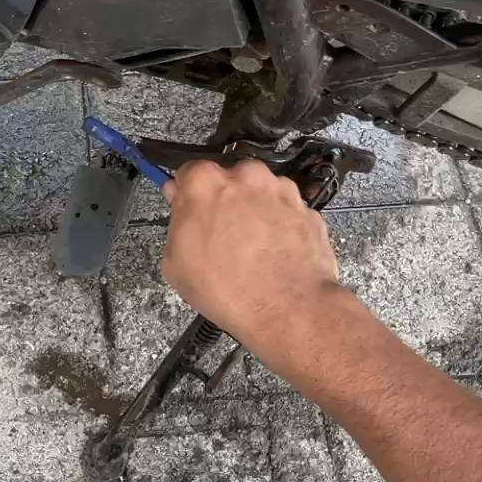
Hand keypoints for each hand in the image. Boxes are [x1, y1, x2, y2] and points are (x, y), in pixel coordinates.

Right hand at [161, 159, 348, 352]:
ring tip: (248, 252)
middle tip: (218, 239)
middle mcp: (245, 176)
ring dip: (252, 214)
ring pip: (257, 194)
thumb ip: (176, 222)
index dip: (187, 195)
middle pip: (227, 182)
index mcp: (205, 183)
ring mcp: (279, 190)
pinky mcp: (305, 208)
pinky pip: (283, 211)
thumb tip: (179, 206)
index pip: (188, 172)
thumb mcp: (176, 263)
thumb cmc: (230, 289)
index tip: (188, 209)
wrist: (286, 308)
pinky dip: (277, 227)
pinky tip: (269, 255)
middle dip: (222, 203)